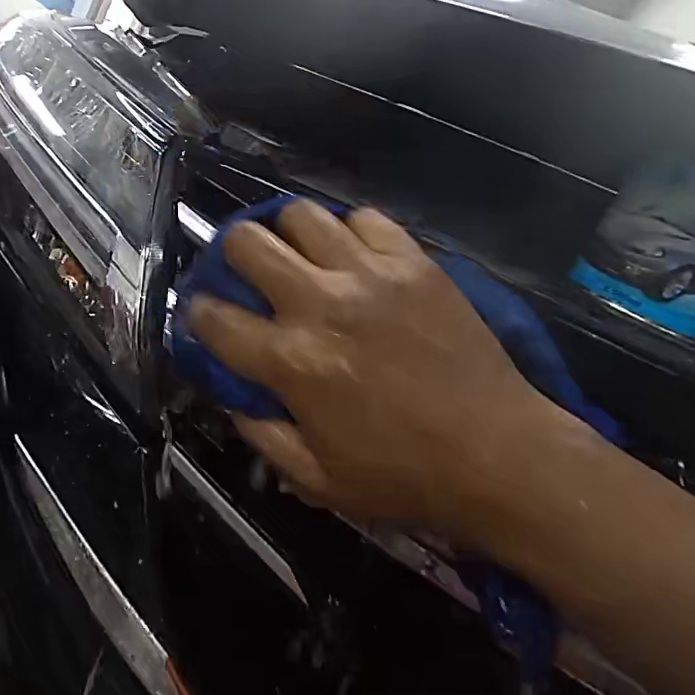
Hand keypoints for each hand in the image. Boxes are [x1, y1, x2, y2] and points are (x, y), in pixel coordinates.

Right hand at [188, 199, 580, 534]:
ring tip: (301, 256)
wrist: (498, 450)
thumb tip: (234, 395)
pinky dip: (350, 232)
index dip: (197, 312)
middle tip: (247, 272)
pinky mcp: (413, 261)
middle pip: (248, 242)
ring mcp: (370, 274)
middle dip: (232, 254)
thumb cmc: (404, 474)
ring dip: (288, 233)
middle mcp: (322, 304)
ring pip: (302, 215)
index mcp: (292, 361)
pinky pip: (365, 218)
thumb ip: (262, 435)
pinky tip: (356, 257)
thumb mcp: (317, 480)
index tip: (205, 314)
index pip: (215, 318)